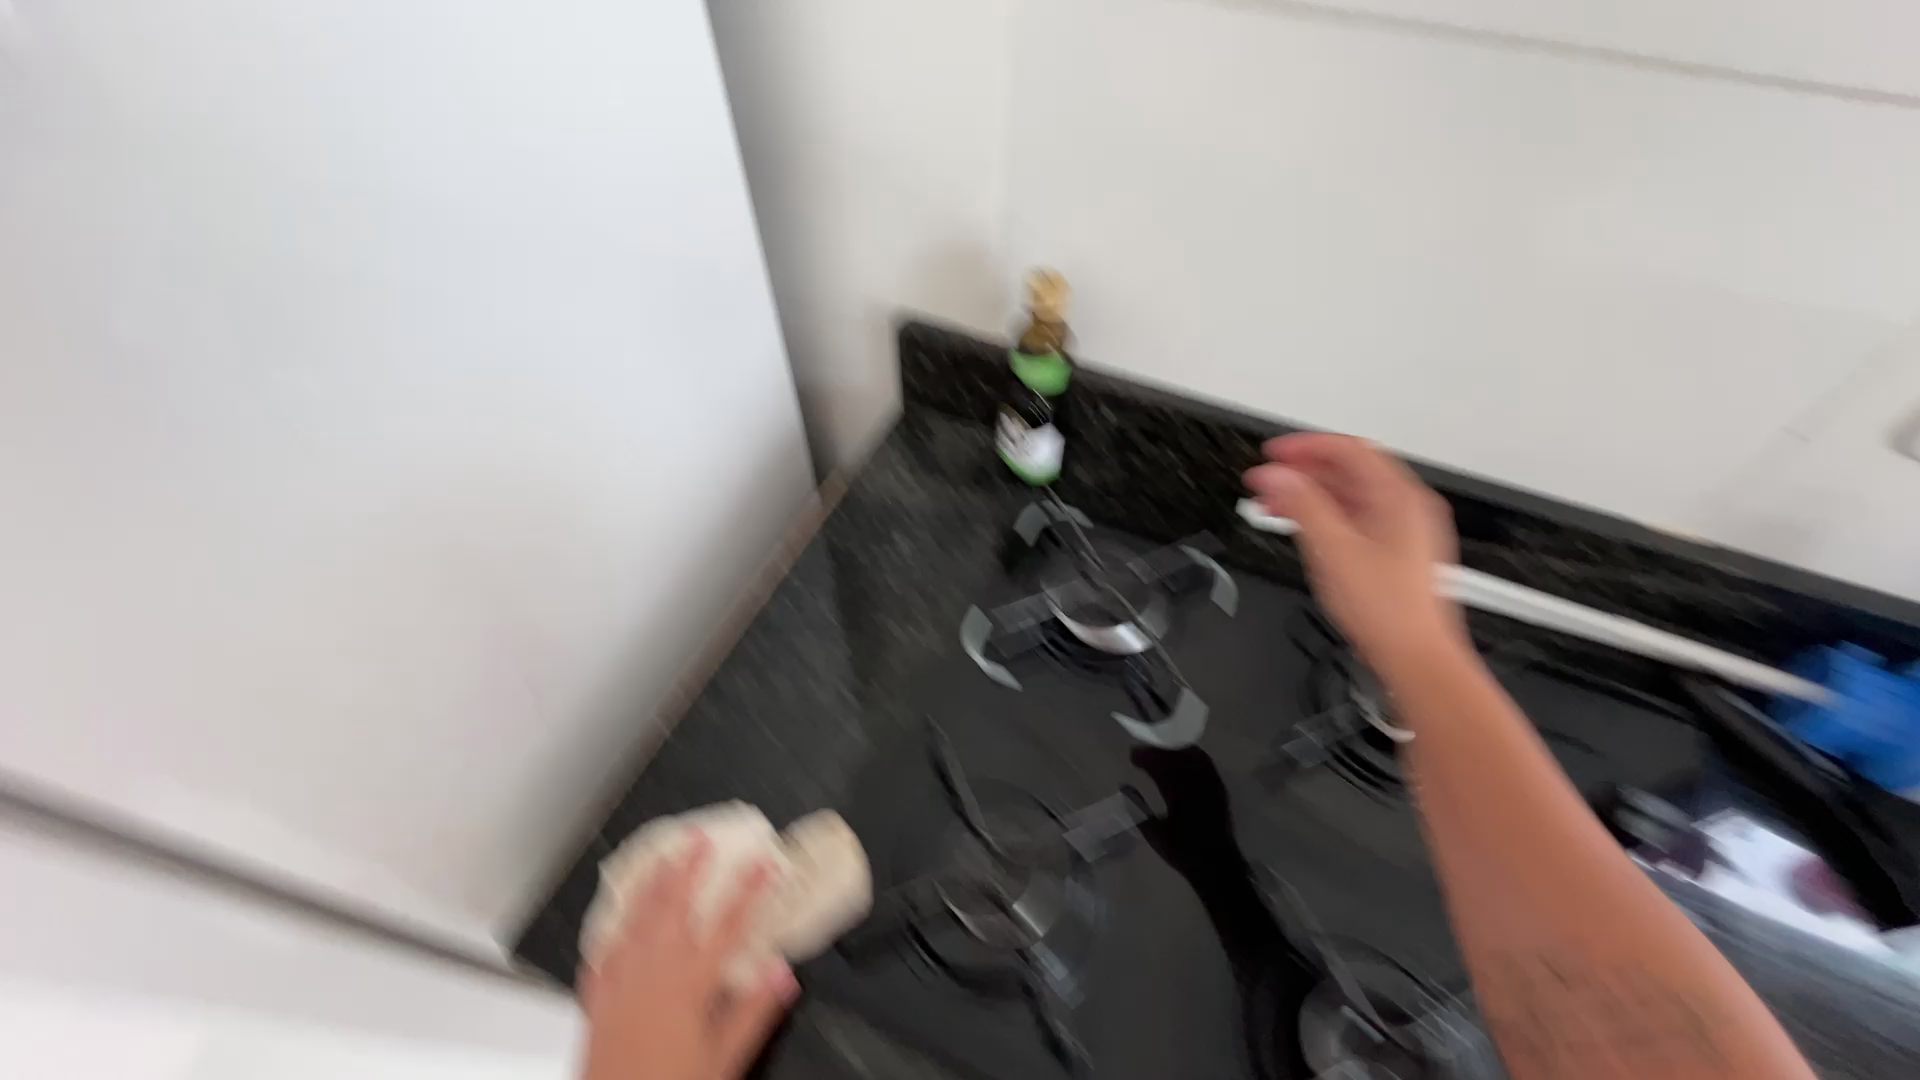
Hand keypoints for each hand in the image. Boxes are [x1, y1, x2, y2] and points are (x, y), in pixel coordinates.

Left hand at [579, 832, 799, 1079]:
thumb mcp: (725, 1060)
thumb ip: (755, 1011)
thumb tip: (784, 969)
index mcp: (691, 984)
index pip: (729, 923)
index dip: (750, 888)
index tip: (765, 861)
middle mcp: (654, 974)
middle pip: (675, 907)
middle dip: (690, 867)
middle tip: (700, 836)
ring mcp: (621, 983)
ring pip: (637, 919)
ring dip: (651, 884)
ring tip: (662, 856)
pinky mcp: (596, 1000)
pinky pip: (604, 950)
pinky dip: (613, 926)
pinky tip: (616, 917)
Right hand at [1244, 433, 1465, 673]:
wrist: (1414, 657)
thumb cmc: (1387, 611)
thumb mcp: (1333, 549)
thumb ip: (1301, 506)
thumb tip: (1275, 476)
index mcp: (1398, 498)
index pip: (1349, 450)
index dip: (1306, 446)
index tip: (1273, 453)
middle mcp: (1405, 508)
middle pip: (1349, 470)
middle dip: (1303, 471)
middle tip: (1267, 479)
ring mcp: (1401, 530)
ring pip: (1349, 495)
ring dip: (1309, 494)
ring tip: (1274, 503)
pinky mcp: (1392, 552)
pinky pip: (1353, 518)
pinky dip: (1322, 515)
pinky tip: (1300, 528)